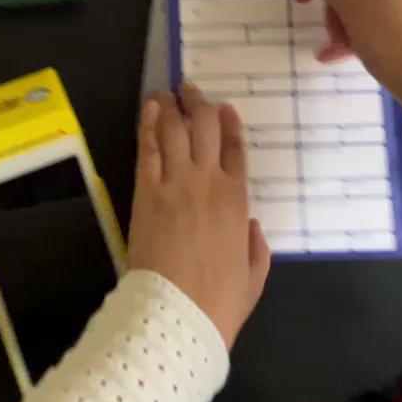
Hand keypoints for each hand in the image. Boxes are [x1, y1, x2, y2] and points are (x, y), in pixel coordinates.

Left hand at [128, 82, 270, 347]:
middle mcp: (208, 181)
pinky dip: (149, 123)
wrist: (176, 313)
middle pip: (205, 129)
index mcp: (237, 200)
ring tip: (169, 91)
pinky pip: (148, 147)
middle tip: (191, 89)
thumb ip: (256, 247)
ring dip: (172, 106)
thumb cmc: (218, 301)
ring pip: (175, 130)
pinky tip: (150, 107)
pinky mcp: (146, 189)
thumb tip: (251, 224)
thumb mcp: (253, 277)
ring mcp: (175, 182)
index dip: (230, 124)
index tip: (224, 108)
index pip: (236, 149)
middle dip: (199, 104)